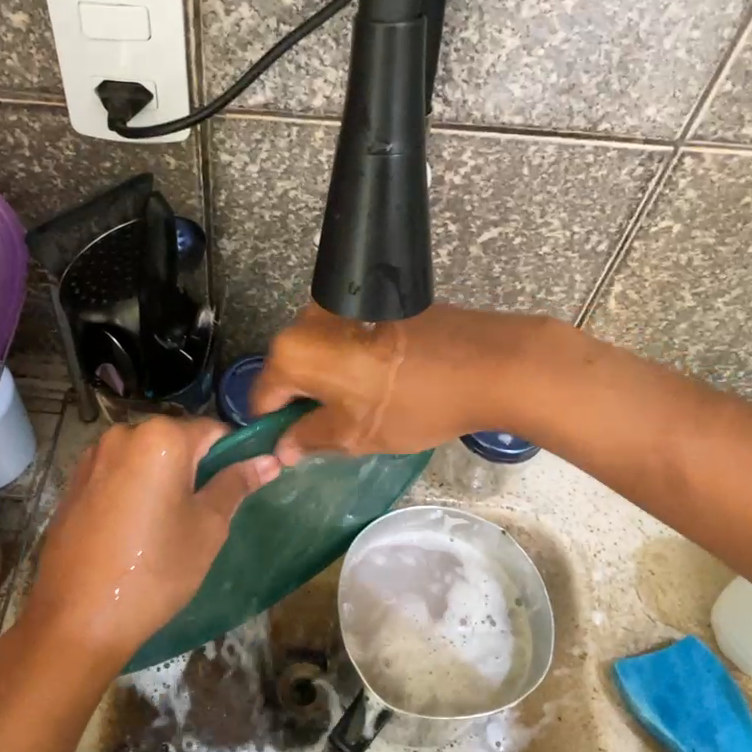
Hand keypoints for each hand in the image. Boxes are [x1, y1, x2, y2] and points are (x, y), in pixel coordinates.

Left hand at [18, 417, 280, 672]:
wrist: (78, 618)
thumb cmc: (156, 570)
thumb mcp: (208, 527)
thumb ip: (237, 484)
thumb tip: (270, 460)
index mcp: (161, 438)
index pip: (214, 430)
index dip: (232, 457)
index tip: (237, 490)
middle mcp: (123, 434)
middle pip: (176, 440)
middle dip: (194, 467)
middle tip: (201, 514)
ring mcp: (93, 457)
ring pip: (146, 457)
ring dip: (163, 478)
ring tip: (166, 525)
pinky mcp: (74, 482)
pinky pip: (118, 473)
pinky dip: (134, 489)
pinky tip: (134, 529)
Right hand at [250, 303, 566, 460]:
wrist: (489, 363)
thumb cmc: (414, 403)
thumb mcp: (355, 435)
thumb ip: (309, 439)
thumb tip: (284, 446)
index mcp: (294, 350)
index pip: (262, 396)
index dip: (274, 427)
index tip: (295, 448)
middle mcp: (310, 319)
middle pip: (290, 370)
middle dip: (304, 402)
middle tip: (333, 434)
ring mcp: (345, 306)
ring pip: (321, 355)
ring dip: (331, 383)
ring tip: (365, 411)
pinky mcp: (377, 303)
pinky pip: (349, 340)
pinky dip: (356, 363)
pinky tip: (386, 385)